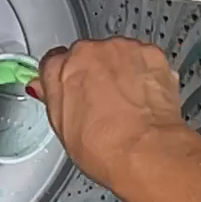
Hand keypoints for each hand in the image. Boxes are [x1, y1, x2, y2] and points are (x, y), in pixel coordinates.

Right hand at [30, 37, 194, 189]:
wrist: (144, 150)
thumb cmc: (104, 146)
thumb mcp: (63, 128)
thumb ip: (54, 97)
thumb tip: (49, 88)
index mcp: (62, 68)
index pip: (56, 62)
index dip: (67, 79)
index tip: (74, 90)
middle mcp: (90, 52)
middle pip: (90, 55)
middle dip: (97, 74)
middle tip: (105, 104)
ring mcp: (122, 51)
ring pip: (120, 55)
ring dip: (123, 72)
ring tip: (129, 105)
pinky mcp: (151, 54)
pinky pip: (145, 59)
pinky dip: (147, 74)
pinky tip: (146, 99)